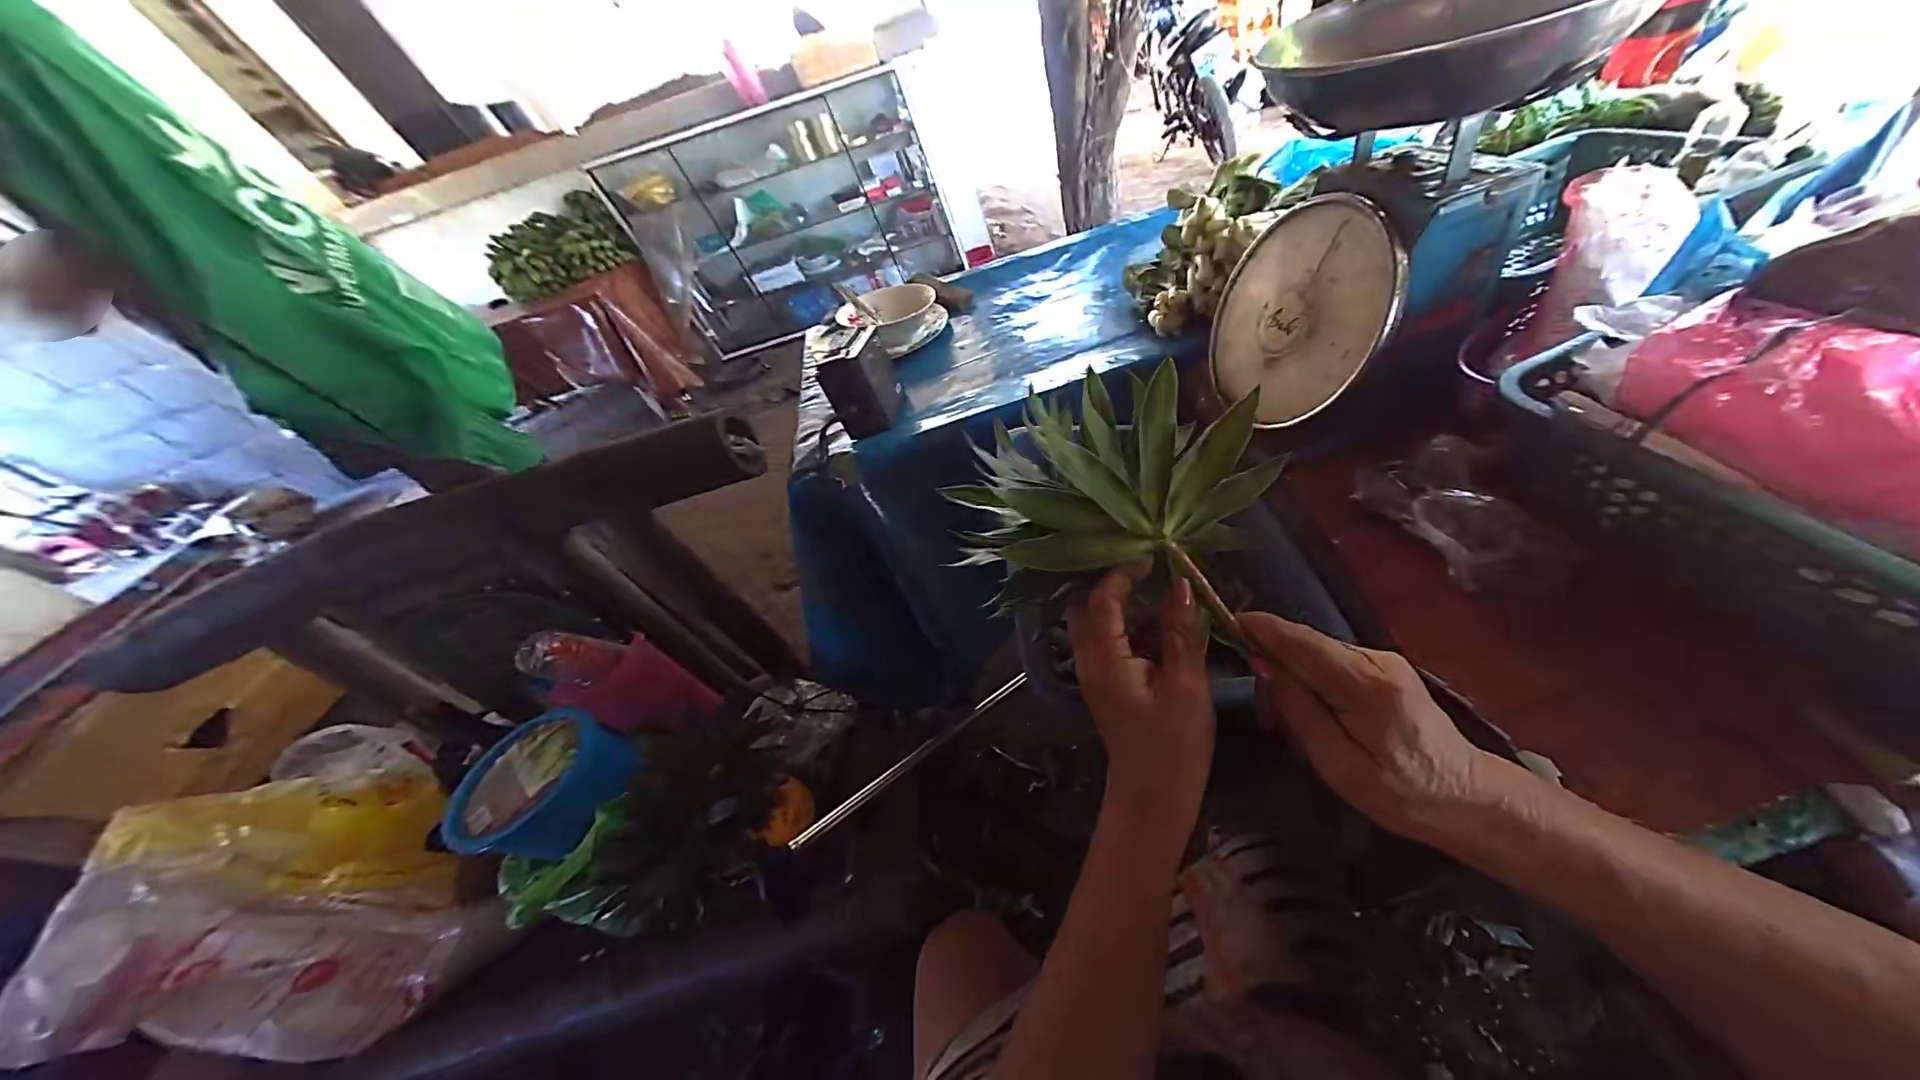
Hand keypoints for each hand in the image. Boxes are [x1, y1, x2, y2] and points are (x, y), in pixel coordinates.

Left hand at [1068, 565, 1215, 819]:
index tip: (1155, 556)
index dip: (1125, 571)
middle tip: (1154, 573)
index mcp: (1102, 656)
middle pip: (1088, 605)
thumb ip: (1180, 631)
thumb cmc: (1173, 744)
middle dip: (1116, 584)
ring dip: (1128, 607)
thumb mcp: (1186, 684)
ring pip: (1099, 623)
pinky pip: (1111, 642)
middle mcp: (1087, 658)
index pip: (1102, 597)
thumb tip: (1182, 585)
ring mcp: (1093, 671)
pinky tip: (1166, 629)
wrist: (1153, 797)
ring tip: (1169, 599)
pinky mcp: (1106, 682)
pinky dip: (1133, 628)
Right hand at [1238, 613, 1519, 843]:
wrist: (1471, 798)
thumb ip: (1299, 711)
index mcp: (1366, 685)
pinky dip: (1307, 680)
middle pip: (1302, 645)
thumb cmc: (1403, 794)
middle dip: (1270, 666)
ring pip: (1312, 653)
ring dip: (1288, 678)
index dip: (1260, 629)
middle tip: (1266, 717)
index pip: (1300, 642)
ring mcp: (1381, 659)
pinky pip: (1327, 662)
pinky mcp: (1381, 666)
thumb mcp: (1338, 765)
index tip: (1224, 624)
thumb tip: (1265, 667)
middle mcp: (1375, 659)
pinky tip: (1310, 714)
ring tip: (1289, 725)